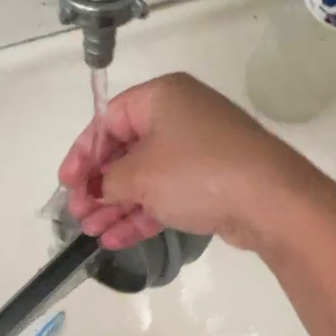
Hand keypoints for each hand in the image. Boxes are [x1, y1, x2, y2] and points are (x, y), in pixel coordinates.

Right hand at [59, 72, 324, 251]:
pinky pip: (165, 195)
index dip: (82, 153)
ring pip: (144, 178)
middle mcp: (179, 117)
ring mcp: (197, 151)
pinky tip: (115, 238)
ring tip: (91, 233)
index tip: (66, 183)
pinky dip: (141, 214)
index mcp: (161, 97)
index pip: (107, 120)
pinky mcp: (210, 182)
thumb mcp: (139, 175)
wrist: (269, 200)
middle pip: (125, 151)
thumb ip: (107, 181)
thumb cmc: (196, 173)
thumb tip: (96, 189)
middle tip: (78, 212)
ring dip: (115, 205)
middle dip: (98, 185)